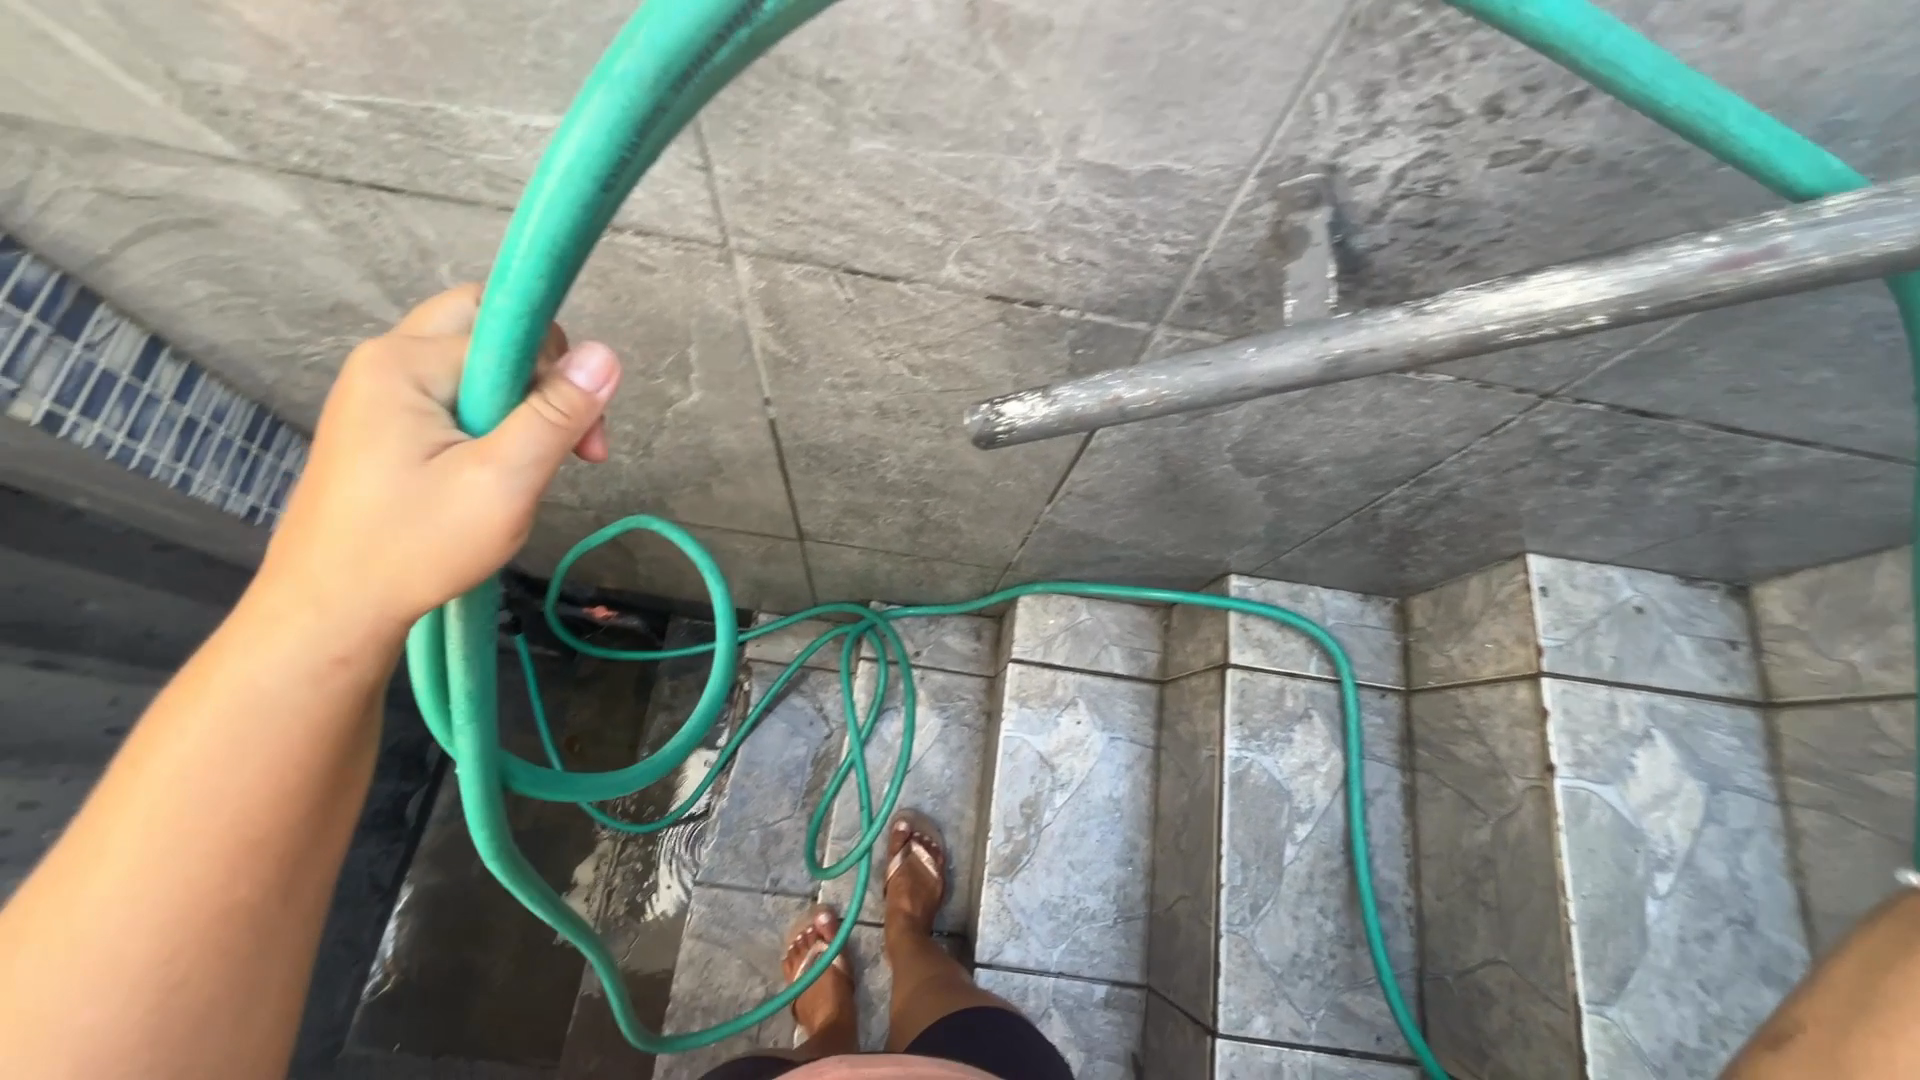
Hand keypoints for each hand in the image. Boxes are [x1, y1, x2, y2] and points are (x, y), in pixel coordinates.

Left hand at [257, 285, 621, 636]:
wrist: (332, 608)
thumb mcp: (503, 481)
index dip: (563, 380)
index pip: (512, 334)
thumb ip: (556, 414)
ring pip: (475, 363)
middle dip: (541, 375)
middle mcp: (385, 360)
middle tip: (563, 436)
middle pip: (487, 328)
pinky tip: (497, 467)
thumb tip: (606, 353)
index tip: (589, 447)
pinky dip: (492, 420)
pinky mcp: (384, 423)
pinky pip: (455, 394)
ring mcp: (379, 391)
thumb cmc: (415, 546)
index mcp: (405, 362)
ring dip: (521, 401)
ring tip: (531, 463)